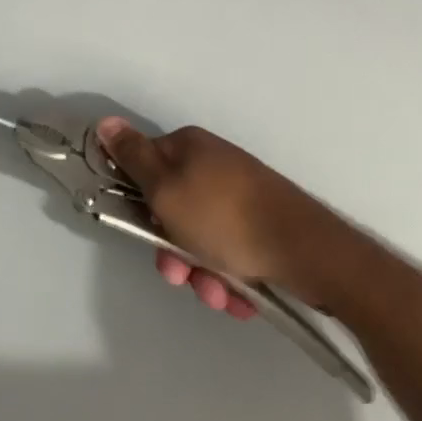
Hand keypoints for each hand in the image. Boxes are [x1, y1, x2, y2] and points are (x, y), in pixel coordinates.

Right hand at [96, 117, 339, 320]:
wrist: (314, 257)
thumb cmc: (226, 220)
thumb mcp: (165, 188)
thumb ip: (132, 157)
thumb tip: (106, 122)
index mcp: (190, 149)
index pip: (144, 166)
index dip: (137, 201)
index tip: (142, 229)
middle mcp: (216, 166)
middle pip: (172, 207)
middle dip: (172, 248)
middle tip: (178, 273)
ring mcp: (245, 197)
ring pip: (202, 236)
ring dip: (201, 271)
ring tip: (216, 295)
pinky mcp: (267, 227)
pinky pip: (233, 252)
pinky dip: (229, 276)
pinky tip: (237, 299)